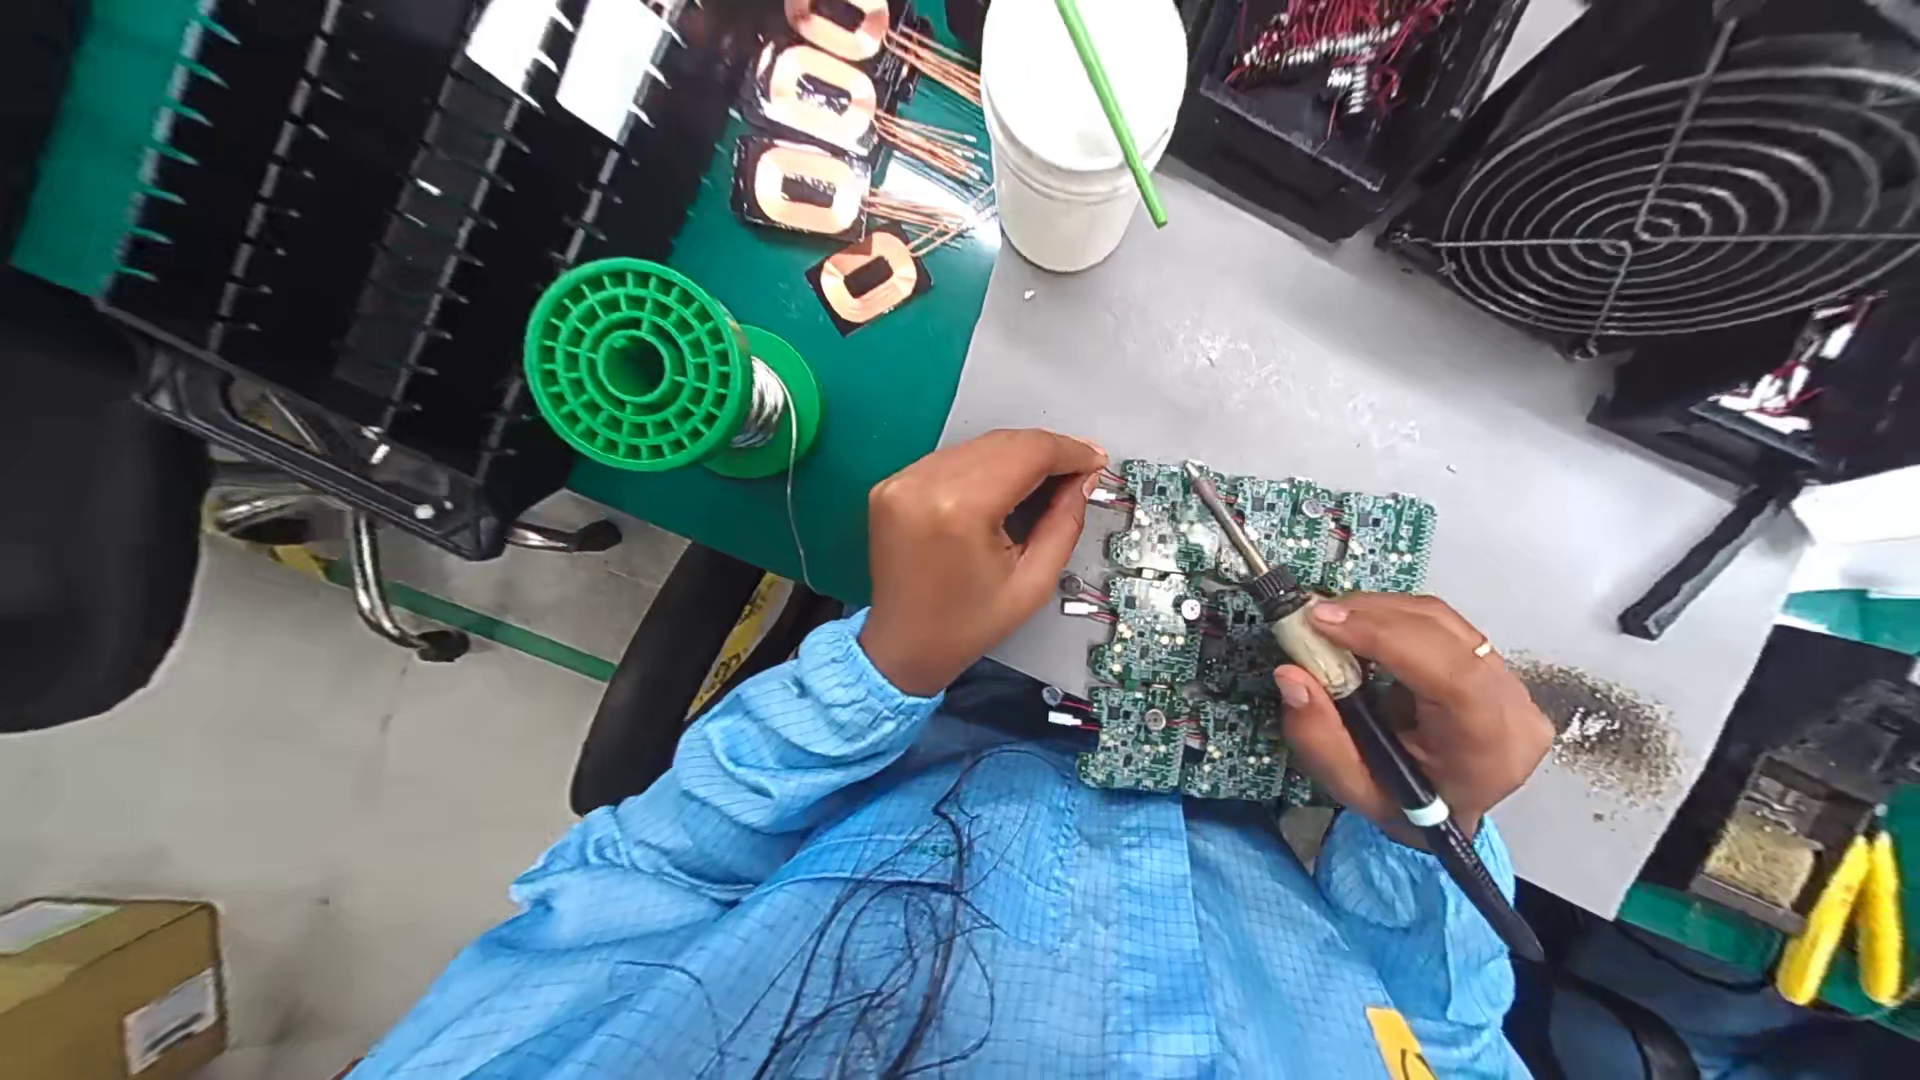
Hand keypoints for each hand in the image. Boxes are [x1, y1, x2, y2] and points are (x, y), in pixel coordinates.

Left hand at [862, 429, 1107, 695]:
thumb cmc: (963, 626)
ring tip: (1042, 485)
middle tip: (1076, 474)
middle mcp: (922, 485)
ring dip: (1016, 457)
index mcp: (958, 510)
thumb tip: (1081, 481)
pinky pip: (952, 459)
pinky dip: (984, 467)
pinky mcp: (893, 485)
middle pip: (1003, 442)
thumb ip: (1064, 523)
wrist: (904, 645)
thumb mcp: (1033, 583)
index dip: (1069, 452)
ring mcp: (902, 482)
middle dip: (1047, 453)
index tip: (1093, 462)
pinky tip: (1003, 489)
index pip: (1028, 452)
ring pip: (978, 445)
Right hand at [1273, 594, 1550, 848]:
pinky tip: (1354, 627)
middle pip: (1444, 635)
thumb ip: (1318, 736)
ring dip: (1374, 611)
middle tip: (1310, 616)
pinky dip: (1387, 615)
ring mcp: (1508, 681)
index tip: (1321, 621)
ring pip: (1438, 619)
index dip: (1385, 637)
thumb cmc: (1402, 803)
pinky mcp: (1490, 663)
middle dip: (1370, 615)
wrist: (1445, 810)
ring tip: (1326, 622)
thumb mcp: (1350, 785)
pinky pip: (1436, 622)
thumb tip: (1291, 674)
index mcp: (1489, 748)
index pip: (1452, 675)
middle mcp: (1514, 709)